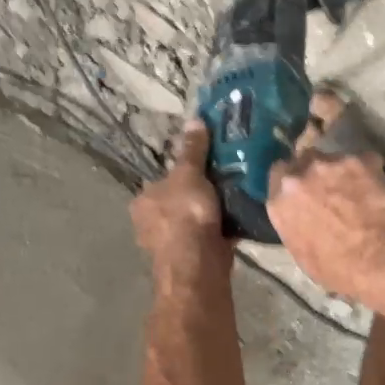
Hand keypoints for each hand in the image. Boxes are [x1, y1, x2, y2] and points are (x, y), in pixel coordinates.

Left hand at [131, 120, 231, 283]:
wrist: (198, 266)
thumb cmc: (185, 215)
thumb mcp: (189, 174)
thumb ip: (192, 150)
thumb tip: (194, 119)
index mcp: (143, 202)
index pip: (162, 180)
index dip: (184, 171)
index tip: (207, 165)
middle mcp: (151, 224)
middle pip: (179, 200)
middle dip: (199, 193)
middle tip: (227, 179)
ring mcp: (172, 245)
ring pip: (195, 220)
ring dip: (212, 213)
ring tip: (238, 197)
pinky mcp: (193, 259)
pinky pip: (210, 236)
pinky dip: (222, 230)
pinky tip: (241, 220)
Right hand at [268, 138, 384, 301]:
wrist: (378, 259)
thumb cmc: (338, 269)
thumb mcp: (303, 254)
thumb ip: (297, 225)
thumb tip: (304, 219)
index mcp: (279, 202)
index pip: (278, 175)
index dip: (293, 180)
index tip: (304, 189)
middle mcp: (298, 176)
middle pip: (304, 160)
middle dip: (316, 172)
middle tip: (332, 188)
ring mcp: (329, 164)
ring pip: (334, 158)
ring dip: (343, 171)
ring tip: (359, 191)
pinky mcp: (360, 160)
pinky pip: (365, 161)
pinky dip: (371, 172)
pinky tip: (379, 189)